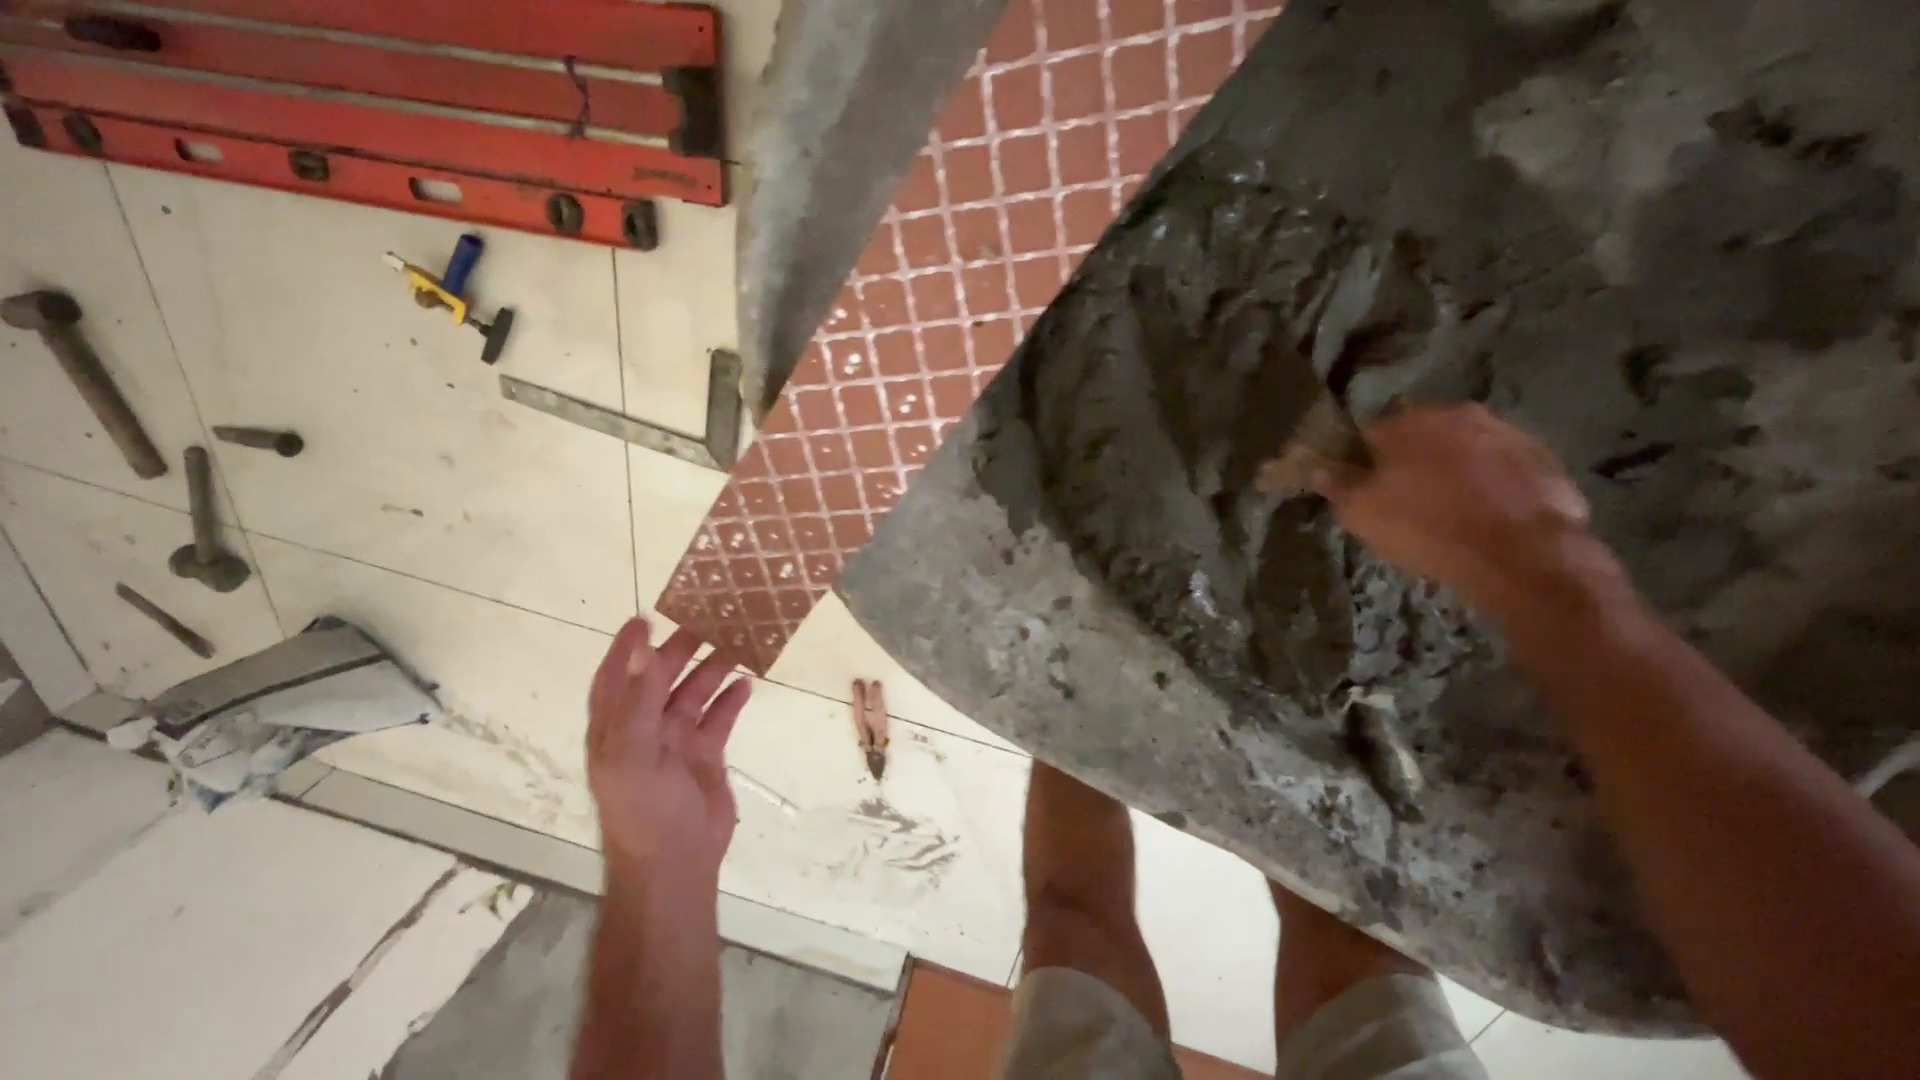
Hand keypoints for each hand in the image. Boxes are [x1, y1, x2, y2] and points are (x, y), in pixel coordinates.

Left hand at [586, 618, 751, 882]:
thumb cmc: (644, 809)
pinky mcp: (705, 757)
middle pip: (659, 680)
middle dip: (679, 651)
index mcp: (614, 729)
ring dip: (711, 670)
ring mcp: (675, 744)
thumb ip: (637, 698)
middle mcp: (642, 731)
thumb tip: (642, 646)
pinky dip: (730, 701)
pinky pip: (718, 719)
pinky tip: (747, 684)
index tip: (645, 618)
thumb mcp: (631, 751)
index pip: (616, 678)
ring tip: (736, 644)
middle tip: (707, 623)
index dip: (627, 649)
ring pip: (693, 695)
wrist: (674, 864)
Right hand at [1312, 404, 1615, 615]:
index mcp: (1409, 421)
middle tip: (1409, 501)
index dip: (1364, 462)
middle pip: (1423, 436)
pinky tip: (1488, 519)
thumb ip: (1338, 486)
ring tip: (1451, 511)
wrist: (1521, 554)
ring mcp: (1508, 434)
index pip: (1371, 433)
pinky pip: (1504, 470)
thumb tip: (1319, 468)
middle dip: (1414, 461)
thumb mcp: (1363, 514)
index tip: (1367, 490)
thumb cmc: (1427, 527)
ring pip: (1467, 450)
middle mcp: (1459, 414)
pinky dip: (1494, 487)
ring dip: (1456, 471)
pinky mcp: (1544, 461)